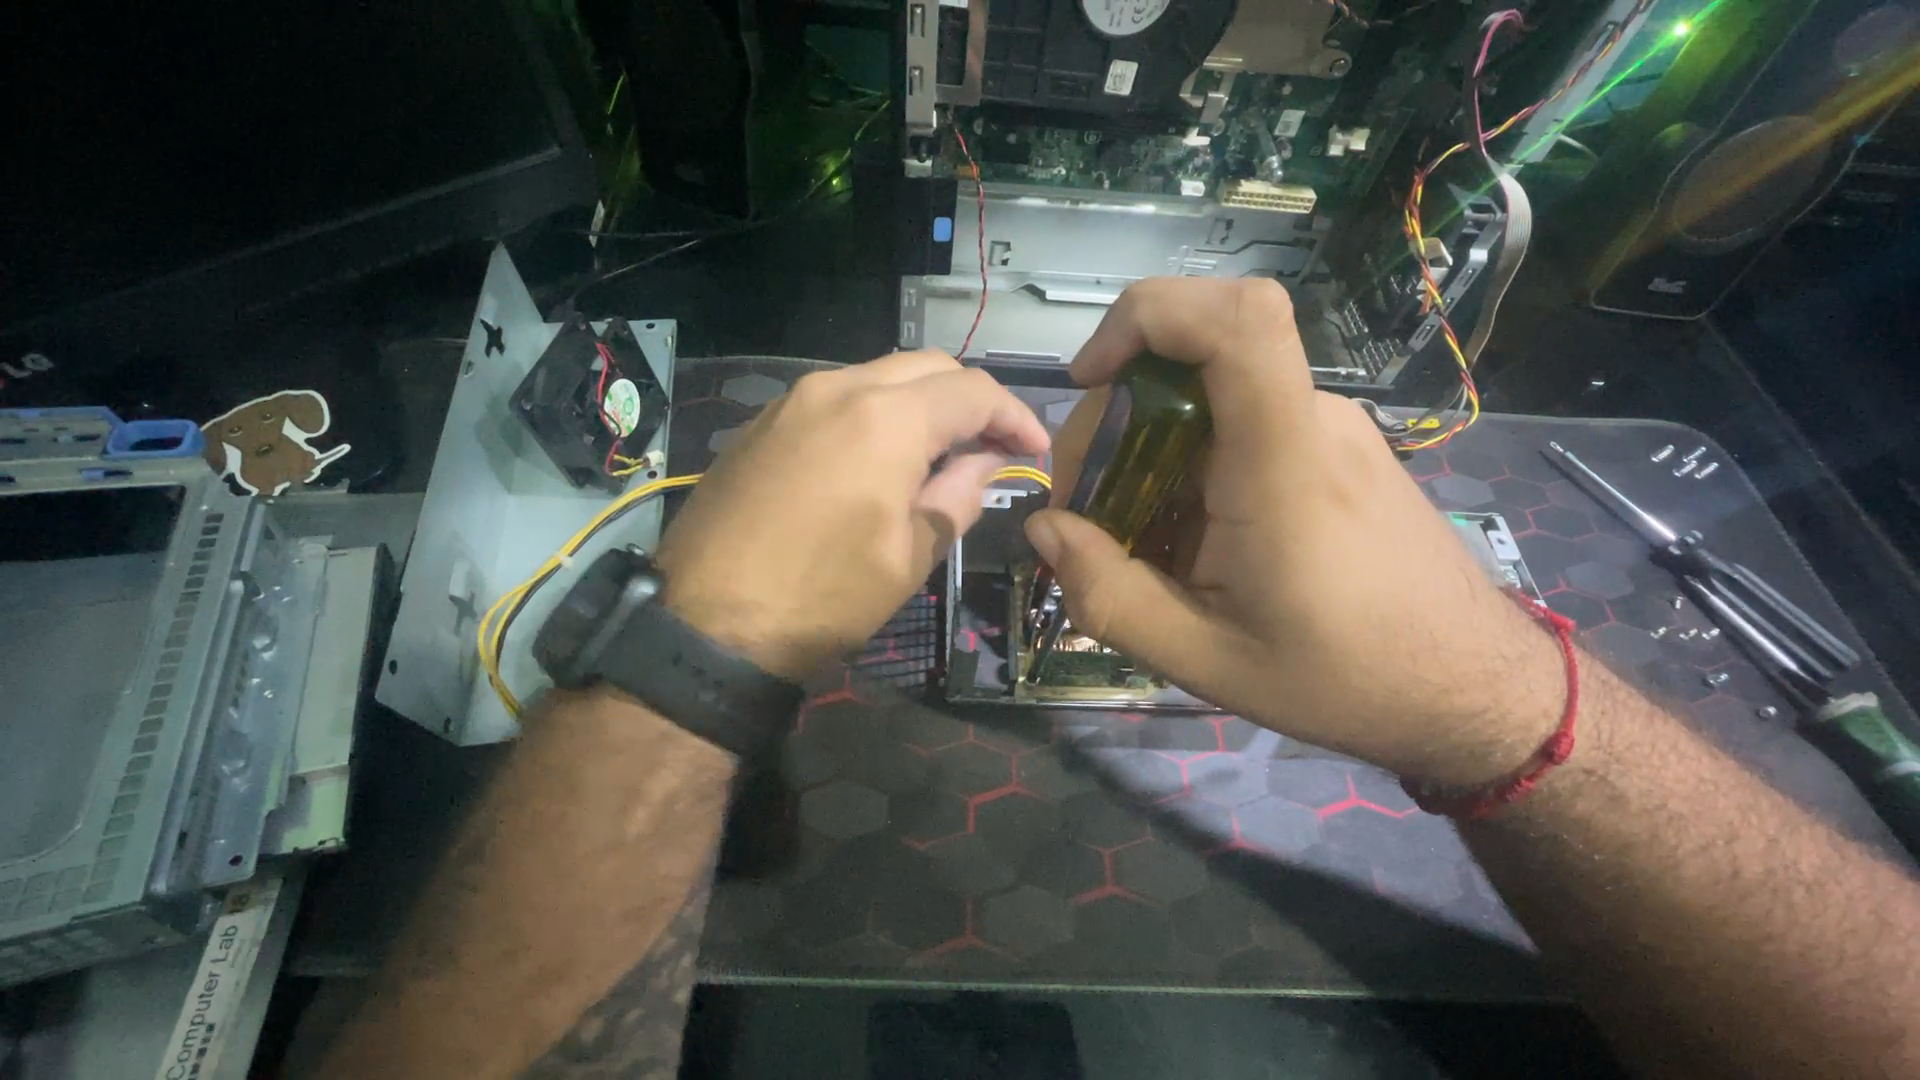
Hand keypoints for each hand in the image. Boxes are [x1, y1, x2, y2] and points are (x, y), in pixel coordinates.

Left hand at [655, 351, 1049, 680]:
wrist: (706, 624)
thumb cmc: (824, 597)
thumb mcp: (910, 556)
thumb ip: (958, 496)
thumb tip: (985, 463)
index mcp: (886, 418)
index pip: (973, 392)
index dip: (1015, 416)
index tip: (1036, 450)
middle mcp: (838, 388)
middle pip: (927, 367)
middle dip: (970, 400)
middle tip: (993, 448)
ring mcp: (793, 400)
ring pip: (879, 376)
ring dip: (921, 404)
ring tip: (941, 454)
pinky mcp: (763, 422)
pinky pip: (837, 398)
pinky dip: (875, 414)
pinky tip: (880, 459)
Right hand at [1024, 278, 1562, 786]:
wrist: (1472, 691)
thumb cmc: (1345, 680)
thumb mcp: (1204, 659)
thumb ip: (1109, 595)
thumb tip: (1043, 529)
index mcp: (1282, 461)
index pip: (1235, 320)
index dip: (1147, 316)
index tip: (1089, 379)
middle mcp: (1310, 423)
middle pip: (1192, 363)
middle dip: (1114, 421)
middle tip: (1086, 513)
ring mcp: (1329, 433)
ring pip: (1209, 401)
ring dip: (1147, 452)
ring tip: (1131, 540)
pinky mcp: (1335, 453)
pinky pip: (1240, 431)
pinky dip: (1187, 467)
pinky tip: (1184, 541)